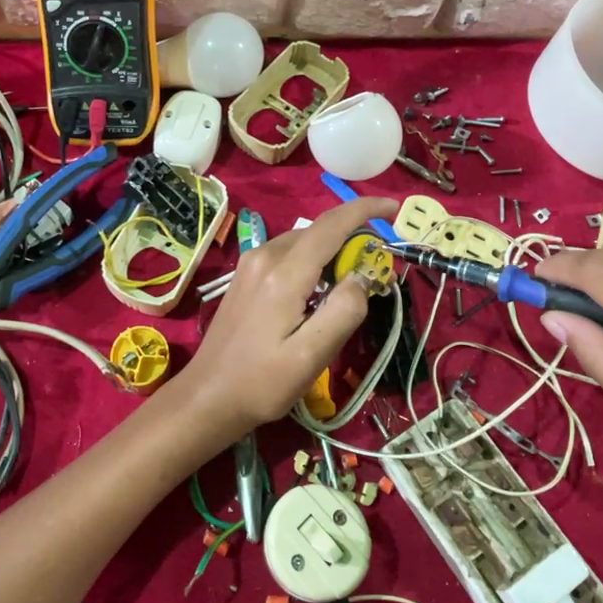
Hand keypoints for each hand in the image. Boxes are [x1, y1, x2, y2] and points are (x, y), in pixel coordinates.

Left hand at [178, 197, 398, 439]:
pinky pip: (288, 254)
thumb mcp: (312, 355)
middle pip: (318, 231)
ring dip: (332, 251)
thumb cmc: (262, 382)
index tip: (394, 207)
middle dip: (353, 238)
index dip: (365, 210)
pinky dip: (313, 261)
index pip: (331, 225)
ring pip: (303, 241)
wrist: (208, 396)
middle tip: (378, 270)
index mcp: (283, 273)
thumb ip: (344, 312)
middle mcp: (265, 256)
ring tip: (352, 285)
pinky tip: (319, 292)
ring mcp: (251, 264)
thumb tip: (363, 276)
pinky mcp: (245, 276)